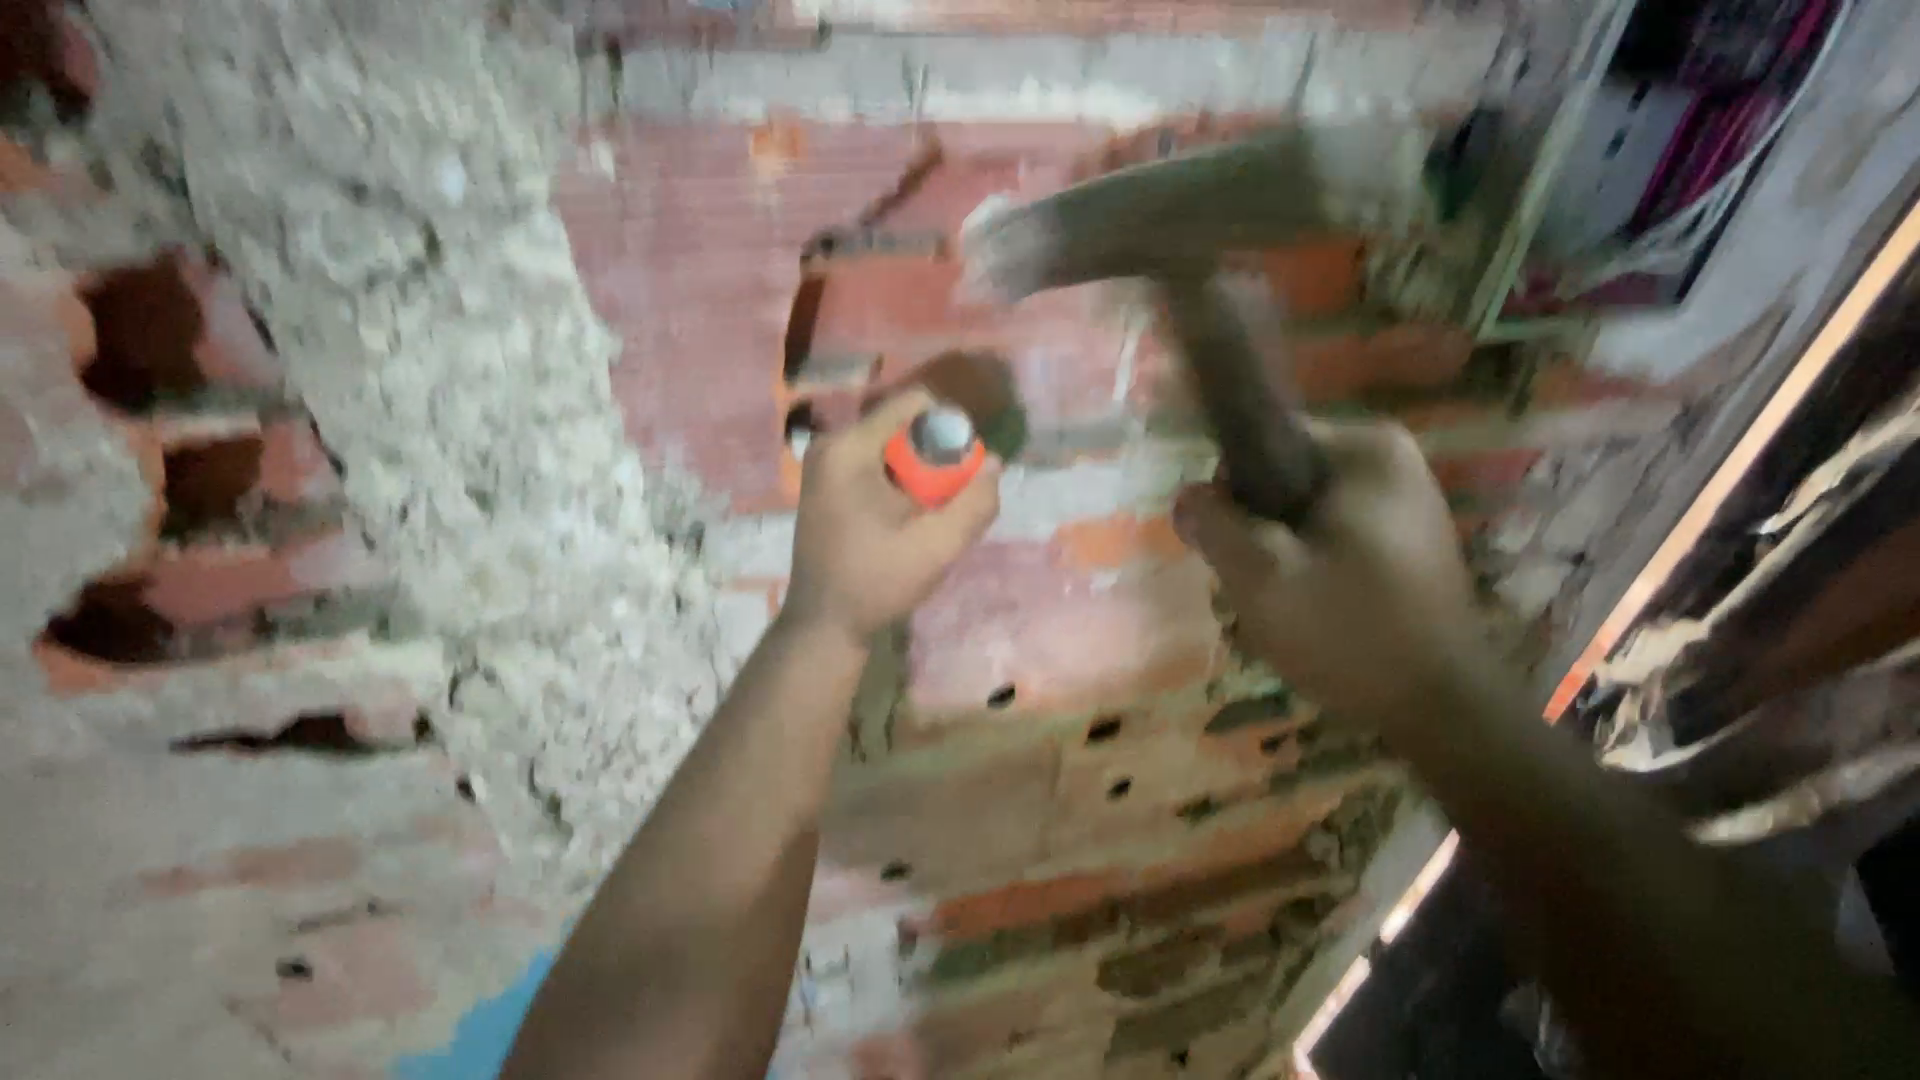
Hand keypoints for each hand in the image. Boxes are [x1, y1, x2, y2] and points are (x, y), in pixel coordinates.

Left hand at [781, 388, 1001, 645]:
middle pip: (904, 425)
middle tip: (941, 505)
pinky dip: (899, 484)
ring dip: (918, 475)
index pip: (916, 403)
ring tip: (922, 517)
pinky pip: (877, 463)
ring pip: (893, 446)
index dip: (950, 431)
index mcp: (850, 448)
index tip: (958, 475)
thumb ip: (974, 503)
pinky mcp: (826, 482)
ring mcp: (825, 463)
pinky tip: (902, 521)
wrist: (823, 623)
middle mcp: (832, 444)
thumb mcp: (937, 548)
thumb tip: (994, 461)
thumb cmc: (876, 583)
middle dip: (935, 458)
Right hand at [1173, 419, 1485, 719]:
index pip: (1263, 442)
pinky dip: (1312, 569)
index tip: (1236, 547)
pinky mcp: (1408, 543)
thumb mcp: (1261, 577)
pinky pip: (1333, 539)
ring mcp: (1406, 503)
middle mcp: (1392, 462)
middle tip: (1263, 586)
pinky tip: (1315, 612)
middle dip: (1259, 530)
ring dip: (1282, 555)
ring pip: (1303, 515)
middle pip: (1282, 480)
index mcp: (1365, 449)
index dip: (1233, 494)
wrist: (1443, 710)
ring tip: (1288, 605)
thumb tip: (1188, 497)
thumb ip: (1214, 526)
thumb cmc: (1350, 632)